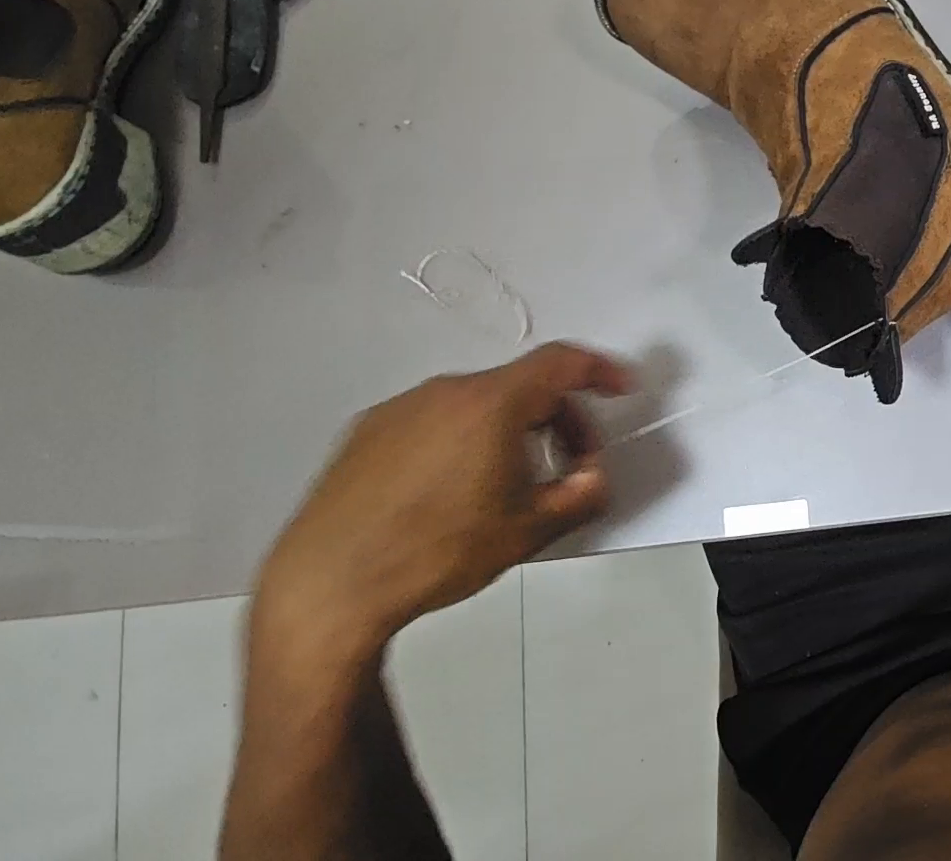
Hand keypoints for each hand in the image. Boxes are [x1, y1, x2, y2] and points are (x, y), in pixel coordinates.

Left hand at [256, 343, 633, 652]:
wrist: (328, 587)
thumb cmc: (440, 552)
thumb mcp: (530, 530)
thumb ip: (582, 495)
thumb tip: (595, 477)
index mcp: (491, 404)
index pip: (561, 362)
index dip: (600, 370)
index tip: (622, 390)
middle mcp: (446, 391)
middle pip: (523, 386)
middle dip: (560, 419)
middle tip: (569, 468)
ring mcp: (401, 408)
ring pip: (479, 404)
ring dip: (512, 431)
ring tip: (509, 486)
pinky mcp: (367, 431)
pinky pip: (437, 420)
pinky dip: (466, 439)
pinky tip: (454, 491)